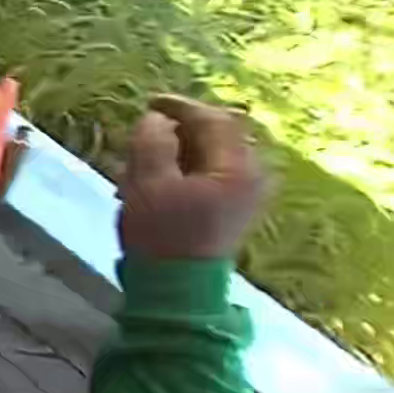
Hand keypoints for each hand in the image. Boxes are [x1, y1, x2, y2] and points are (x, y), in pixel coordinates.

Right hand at [119, 95, 267, 259]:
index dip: (180, 107)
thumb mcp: (148, 184)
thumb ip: (152, 144)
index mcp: (237, 169)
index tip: (148, 103)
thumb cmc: (161, 234)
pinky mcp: (230, 210)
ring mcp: (244, 195)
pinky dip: (182, 168)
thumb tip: (155, 120)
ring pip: (210, 155)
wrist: (175, 289)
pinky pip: (209, 174)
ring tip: (142, 163)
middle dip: (178, 131)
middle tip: (144, 134)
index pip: (214, 120)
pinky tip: (156, 181)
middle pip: (217, 136)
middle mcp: (251, 177)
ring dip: (177, 151)